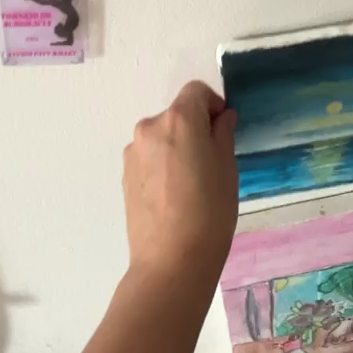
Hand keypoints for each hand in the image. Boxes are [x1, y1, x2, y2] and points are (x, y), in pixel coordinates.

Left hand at [122, 81, 238, 286]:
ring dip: (177, 146)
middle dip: (195, 128)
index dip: (214, 105)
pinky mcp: (125, 174)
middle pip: (178, 114)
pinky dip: (163, 164)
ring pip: (162, 136)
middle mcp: (150, 127)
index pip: (197, 91)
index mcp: (178, 119)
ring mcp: (133, 152)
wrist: (171, 261)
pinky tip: (173, 195)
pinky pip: (150, 156)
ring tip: (191, 183)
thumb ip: (223, 134)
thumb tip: (221, 118)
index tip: (223, 130)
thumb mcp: (228, 167)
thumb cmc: (210, 211)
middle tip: (212, 161)